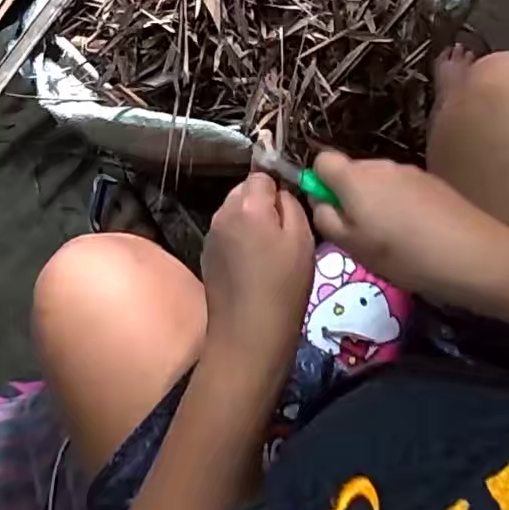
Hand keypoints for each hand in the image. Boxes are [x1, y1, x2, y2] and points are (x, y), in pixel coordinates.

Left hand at [200, 174, 314, 375]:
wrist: (248, 334)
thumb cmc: (283, 286)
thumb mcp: (302, 240)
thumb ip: (291, 205)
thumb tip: (280, 193)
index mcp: (247, 204)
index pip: (262, 175)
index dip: (278, 189)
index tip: (290, 211)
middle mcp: (223, 211)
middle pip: (244, 191)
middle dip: (261, 203)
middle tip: (282, 232)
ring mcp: (211, 233)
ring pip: (234, 211)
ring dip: (249, 221)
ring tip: (267, 251)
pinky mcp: (206, 253)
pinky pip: (226, 232)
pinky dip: (238, 239)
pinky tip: (251, 265)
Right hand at [310, 151, 508, 302]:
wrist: (475, 256)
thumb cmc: (404, 255)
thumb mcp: (351, 246)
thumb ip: (325, 218)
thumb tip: (320, 200)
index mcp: (353, 177)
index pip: (321, 160)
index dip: (320, 183)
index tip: (333, 212)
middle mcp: (379, 164)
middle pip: (351, 172)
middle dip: (350, 196)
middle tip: (363, 234)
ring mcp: (408, 171)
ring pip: (377, 182)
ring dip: (377, 203)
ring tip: (393, 239)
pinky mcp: (432, 182)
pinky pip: (402, 189)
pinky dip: (401, 206)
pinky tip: (417, 235)